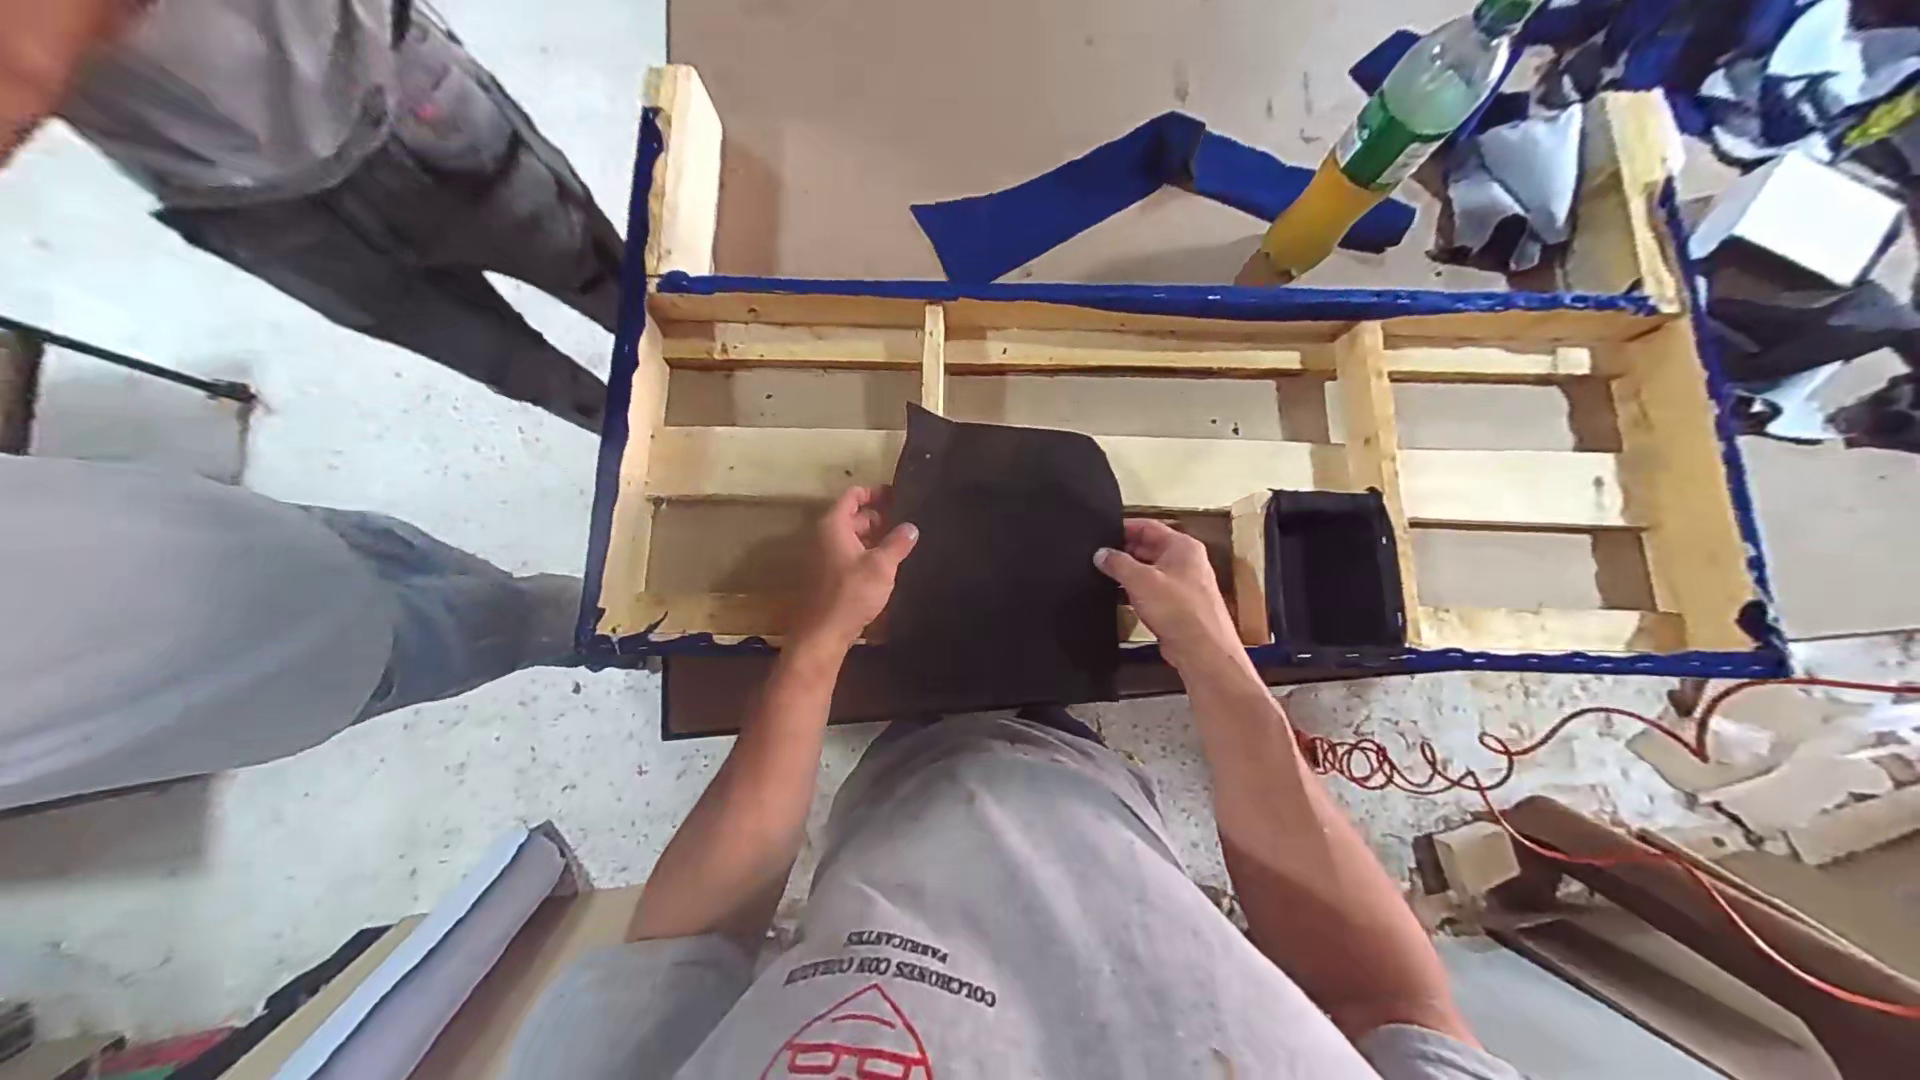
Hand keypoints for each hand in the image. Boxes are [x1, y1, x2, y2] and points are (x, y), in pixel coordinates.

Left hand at [793, 486, 918, 650]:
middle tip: (906, 521)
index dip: (875, 492)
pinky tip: (886, 565)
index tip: (897, 494)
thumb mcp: (881, 566)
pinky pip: (848, 554)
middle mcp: (824, 536)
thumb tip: (911, 527)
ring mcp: (823, 557)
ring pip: (852, 537)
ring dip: (874, 537)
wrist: (823, 634)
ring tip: (901, 542)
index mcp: (833, 526)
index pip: (853, 495)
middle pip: (853, 516)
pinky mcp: (827, 576)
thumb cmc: (851, 594)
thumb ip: (897, 543)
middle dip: (879, 516)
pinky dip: (866, 553)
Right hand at [1095, 519, 1245, 673]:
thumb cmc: (1181, 612)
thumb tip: (1102, 554)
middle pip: (1149, 548)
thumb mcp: (1140, 580)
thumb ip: (1117, 563)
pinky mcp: (1178, 606)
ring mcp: (1183, 584)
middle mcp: (1186, 562)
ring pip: (1150, 570)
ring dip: (1129, 574)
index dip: (1124, 528)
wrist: (1202, 651)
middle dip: (1124, 553)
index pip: (1148, 526)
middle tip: (1101, 558)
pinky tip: (1120, 598)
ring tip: (1106, 577)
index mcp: (1183, 547)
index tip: (1103, 534)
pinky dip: (1136, 591)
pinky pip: (1153, 591)